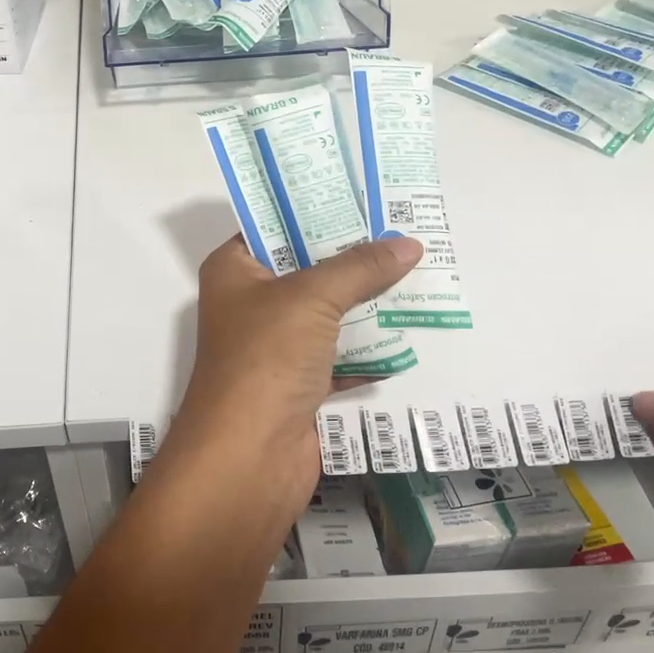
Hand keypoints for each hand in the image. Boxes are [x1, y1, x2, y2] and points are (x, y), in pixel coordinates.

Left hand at [164, 235, 421, 514]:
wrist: (248, 457)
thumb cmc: (266, 358)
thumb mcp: (311, 298)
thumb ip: (359, 268)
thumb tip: (407, 243)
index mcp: (234, 269)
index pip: (273, 224)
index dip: (315, 210)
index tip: (364, 197)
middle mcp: (249, 301)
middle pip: (305, 267)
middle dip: (353, 256)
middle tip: (404, 235)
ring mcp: (273, 345)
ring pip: (326, 312)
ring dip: (366, 302)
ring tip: (419, 275)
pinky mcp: (297, 384)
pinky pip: (339, 354)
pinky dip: (369, 349)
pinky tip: (410, 334)